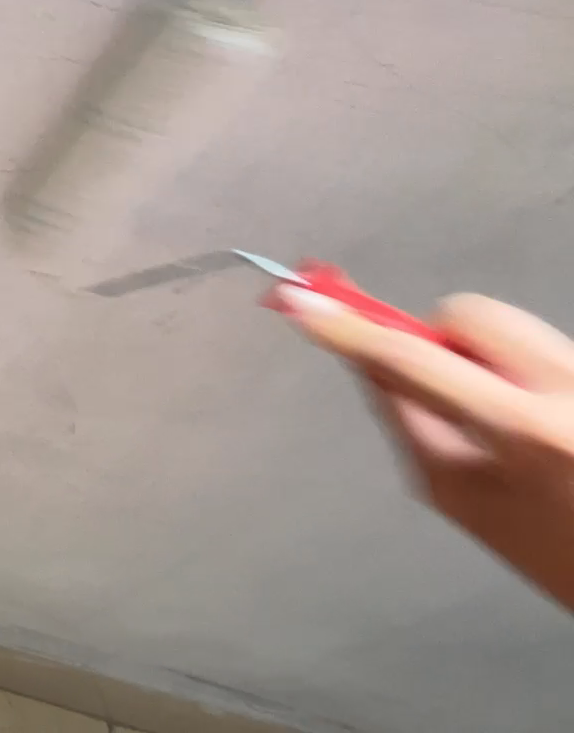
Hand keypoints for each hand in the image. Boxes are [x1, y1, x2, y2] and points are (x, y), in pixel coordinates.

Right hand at [275, 287, 573, 610]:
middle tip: (441, 380)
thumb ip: (408, 415)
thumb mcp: (457, 490)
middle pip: (472, 315)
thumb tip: (363, 358)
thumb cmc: (553, 550)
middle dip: (439, 337)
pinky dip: (518, 373)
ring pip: (512, 329)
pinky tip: (532, 416)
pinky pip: (542, 351)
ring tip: (497, 409)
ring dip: (482, 357)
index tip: (302, 301)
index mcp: (528, 432)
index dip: (348, 328)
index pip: (409, 357)